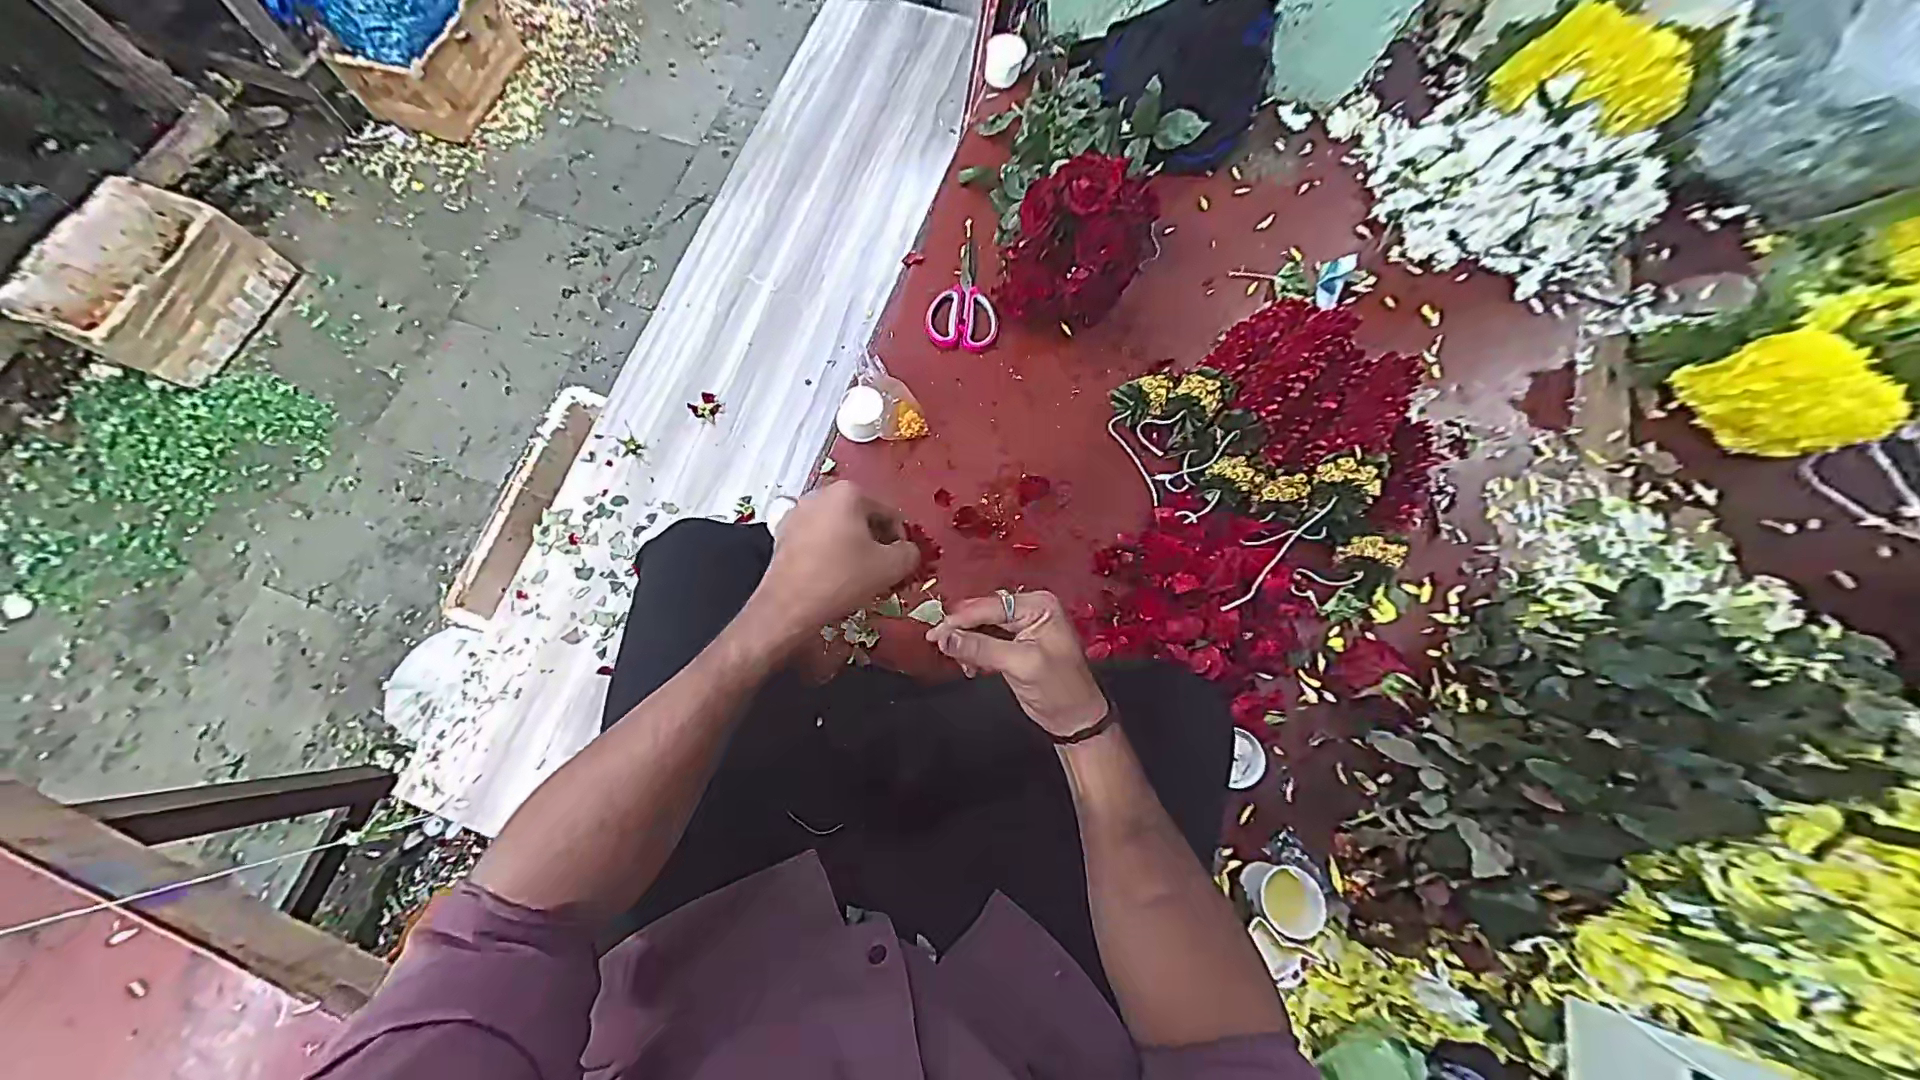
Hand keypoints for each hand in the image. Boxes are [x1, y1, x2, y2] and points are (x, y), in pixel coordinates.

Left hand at [748, 481, 920, 645]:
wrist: (789, 606)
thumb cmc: (842, 578)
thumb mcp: (891, 567)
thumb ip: (910, 552)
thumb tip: (908, 551)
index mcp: (849, 492)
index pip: (890, 515)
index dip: (900, 542)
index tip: (900, 565)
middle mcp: (821, 494)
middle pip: (863, 519)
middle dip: (876, 543)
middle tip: (882, 571)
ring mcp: (798, 512)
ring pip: (840, 529)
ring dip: (854, 549)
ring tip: (859, 577)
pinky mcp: (783, 533)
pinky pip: (818, 539)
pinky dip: (831, 553)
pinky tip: (834, 577)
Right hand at [925, 590, 1108, 737]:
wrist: (1076, 719)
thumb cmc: (1060, 689)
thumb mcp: (1021, 665)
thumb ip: (982, 648)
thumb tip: (946, 638)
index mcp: (1039, 605)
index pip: (990, 606)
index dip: (960, 619)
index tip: (936, 633)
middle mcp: (1031, 609)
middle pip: (984, 613)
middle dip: (962, 630)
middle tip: (938, 644)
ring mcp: (1023, 626)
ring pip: (982, 627)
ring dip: (967, 643)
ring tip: (961, 662)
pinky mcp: (1015, 644)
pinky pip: (986, 640)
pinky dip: (974, 652)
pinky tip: (970, 666)